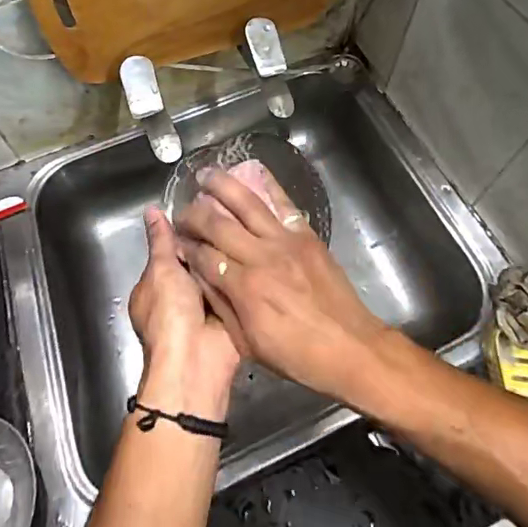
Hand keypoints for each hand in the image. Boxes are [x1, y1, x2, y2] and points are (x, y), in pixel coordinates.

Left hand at [128, 206, 241, 418]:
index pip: (170, 251)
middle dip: (210, 244)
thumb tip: (151, 210)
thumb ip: (161, 240)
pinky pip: (235, 288)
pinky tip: (257, 252)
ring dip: (228, 258)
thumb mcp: (161, 270)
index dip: (185, 232)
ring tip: (248, 226)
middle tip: (232, 214)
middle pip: (196, 261)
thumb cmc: (169, 315)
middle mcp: (179, 297)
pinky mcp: (228, 315)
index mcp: (155, 287)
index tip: (205, 207)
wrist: (196, 363)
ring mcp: (204, 308)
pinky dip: (243, 275)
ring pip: (217, 273)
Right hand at [175, 162, 393, 405]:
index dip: (186, 247)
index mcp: (245, 288)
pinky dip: (268, 184)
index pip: (204, 257)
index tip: (175, 240)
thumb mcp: (250, 344)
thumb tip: (200, 276)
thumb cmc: (299, 356)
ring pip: (247, 203)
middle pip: (218, 224)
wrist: (352, 348)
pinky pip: (283, 204)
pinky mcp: (306, 235)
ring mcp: (285, 241)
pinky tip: (254, 170)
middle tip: (183, 211)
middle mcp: (261, 257)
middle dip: (194, 215)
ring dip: (222, 185)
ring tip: (206, 174)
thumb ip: (222, 305)